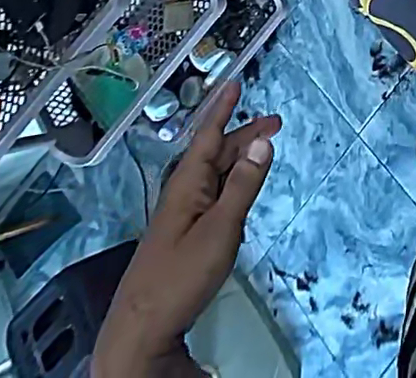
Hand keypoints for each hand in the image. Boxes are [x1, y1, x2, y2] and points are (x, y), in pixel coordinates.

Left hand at [93, 82, 280, 376]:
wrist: (140, 332)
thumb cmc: (180, 277)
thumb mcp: (221, 229)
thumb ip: (244, 185)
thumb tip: (263, 142)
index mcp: (188, 184)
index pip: (208, 135)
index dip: (222, 109)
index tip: (234, 83)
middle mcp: (183, 192)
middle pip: (215, 152)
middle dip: (244, 134)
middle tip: (275, 124)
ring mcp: (183, 214)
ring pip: (215, 173)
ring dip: (240, 157)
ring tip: (264, 149)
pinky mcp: (185, 233)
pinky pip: (214, 192)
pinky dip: (233, 180)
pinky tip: (242, 188)